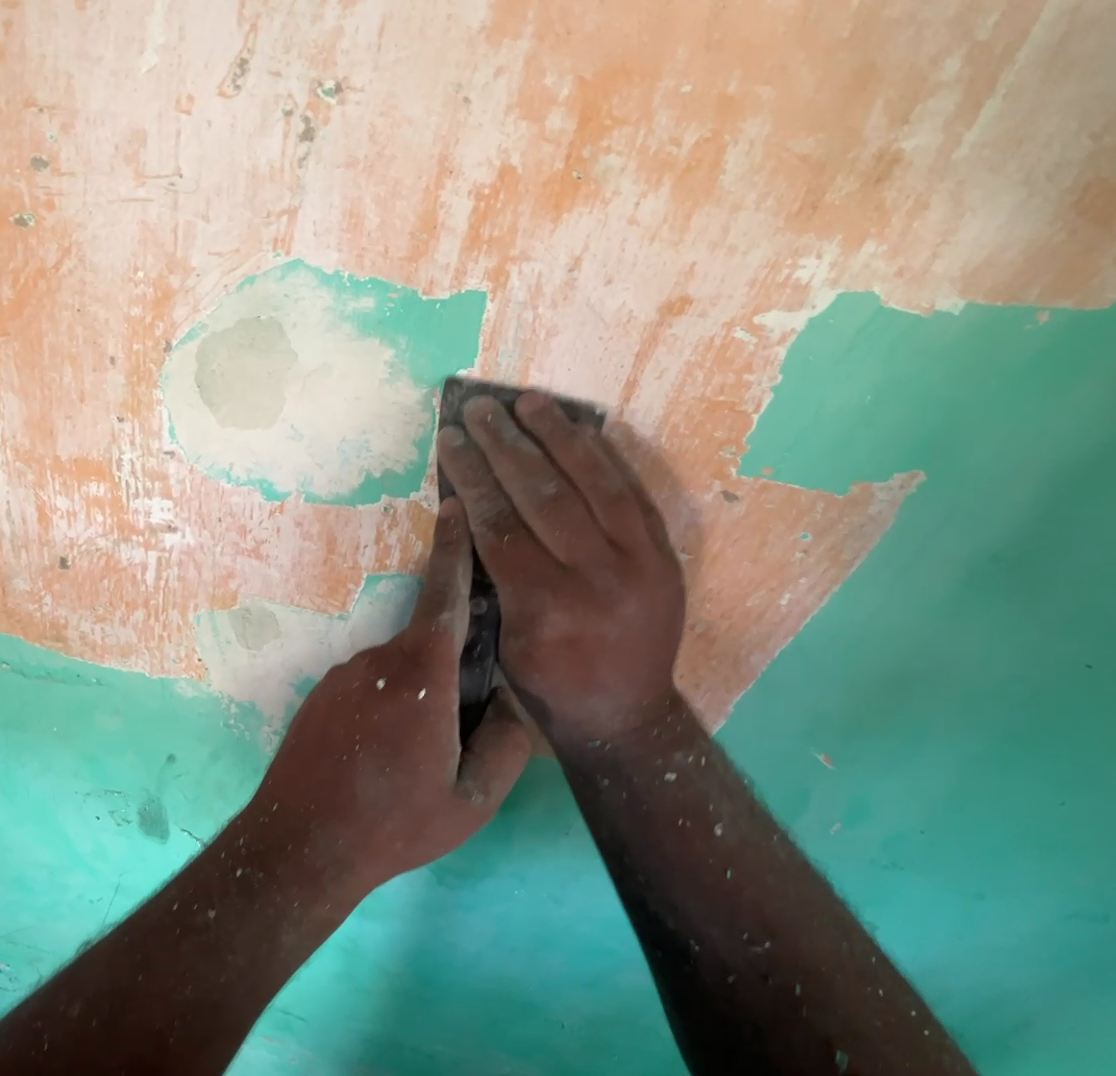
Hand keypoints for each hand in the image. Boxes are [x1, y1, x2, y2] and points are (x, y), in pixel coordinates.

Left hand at [246, 498, 532, 896]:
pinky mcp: (321, 696)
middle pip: (428, 643)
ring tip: (420, 756)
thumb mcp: (471, 799)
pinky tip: (386, 756)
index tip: (458, 506)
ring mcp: (342, 676)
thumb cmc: (394, 823)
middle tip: (465, 724)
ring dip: (418, 696)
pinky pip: (369, 687)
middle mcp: (377, 660)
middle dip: (452, 668)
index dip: (454, 549)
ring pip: (398, 671)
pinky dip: (388, 707)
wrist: (300, 843)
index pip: (444, 595)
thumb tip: (518, 703)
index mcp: (420, 674)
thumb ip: (507, 745)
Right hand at [436, 393, 686, 746]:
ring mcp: (638, 562)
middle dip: (504, 445)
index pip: (500, 524)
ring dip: (556, 435)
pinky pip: (633, 493)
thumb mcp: (503, 643)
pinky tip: (581, 429)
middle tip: (478, 409)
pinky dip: (605, 458)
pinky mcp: (664, 555)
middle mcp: (594, 577)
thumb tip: (471, 510)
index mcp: (544, 606)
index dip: (472, 476)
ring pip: (593, 483)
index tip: (450, 441)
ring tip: (528, 401)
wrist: (626, 715)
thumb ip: (490, 578)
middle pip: (542, 493)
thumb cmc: (549, 686)